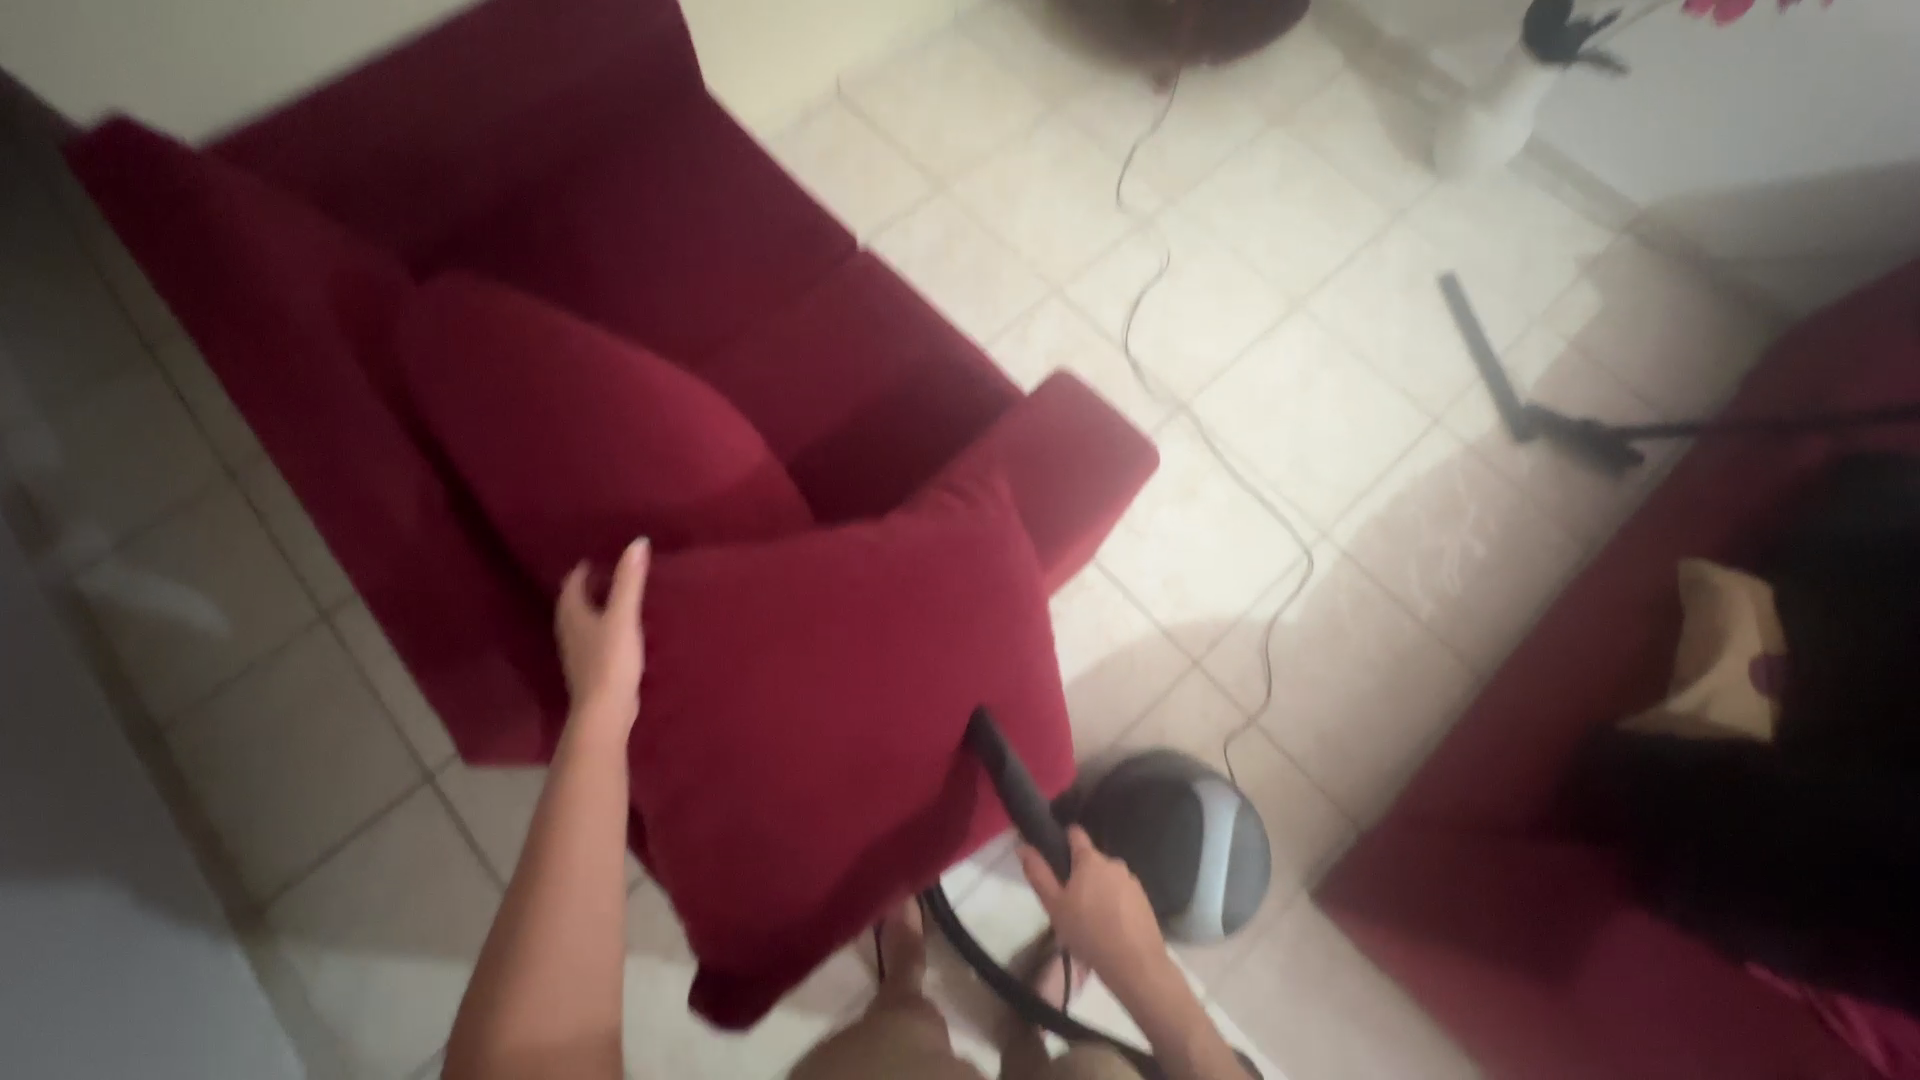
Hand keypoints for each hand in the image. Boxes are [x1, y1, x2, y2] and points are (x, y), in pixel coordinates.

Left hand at [555, 538, 649, 736]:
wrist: (604, 710)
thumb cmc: (610, 659)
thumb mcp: (623, 616)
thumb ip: (629, 581)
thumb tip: (637, 542)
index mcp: (572, 614)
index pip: (572, 583)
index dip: (585, 568)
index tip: (603, 555)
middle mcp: (568, 630)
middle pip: (575, 601)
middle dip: (591, 586)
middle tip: (615, 572)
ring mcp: (578, 651)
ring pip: (584, 620)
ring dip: (598, 607)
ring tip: (621, 597)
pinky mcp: (591, 667)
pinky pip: (594, 638)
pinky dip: (605, 627)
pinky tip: (623, 630)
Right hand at [1018, 826, 1171, 995]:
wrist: (1134, 964)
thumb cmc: (1088, 931)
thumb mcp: (1054, 905)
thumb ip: (1038, 873)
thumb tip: (1023, 847)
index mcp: (1090, 860)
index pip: (1076, 833)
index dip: (1064, 839)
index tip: (1056, 856)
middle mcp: (1113, 863)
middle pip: (1091, 861)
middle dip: (1080, 875)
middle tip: (1069, 904)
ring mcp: (1132, 881)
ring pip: (1107, 879)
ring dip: (1098, 891)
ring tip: (1090, 922)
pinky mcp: (1144, 900)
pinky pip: (1122, 895)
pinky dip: (1114, 905)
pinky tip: (1109, 929)